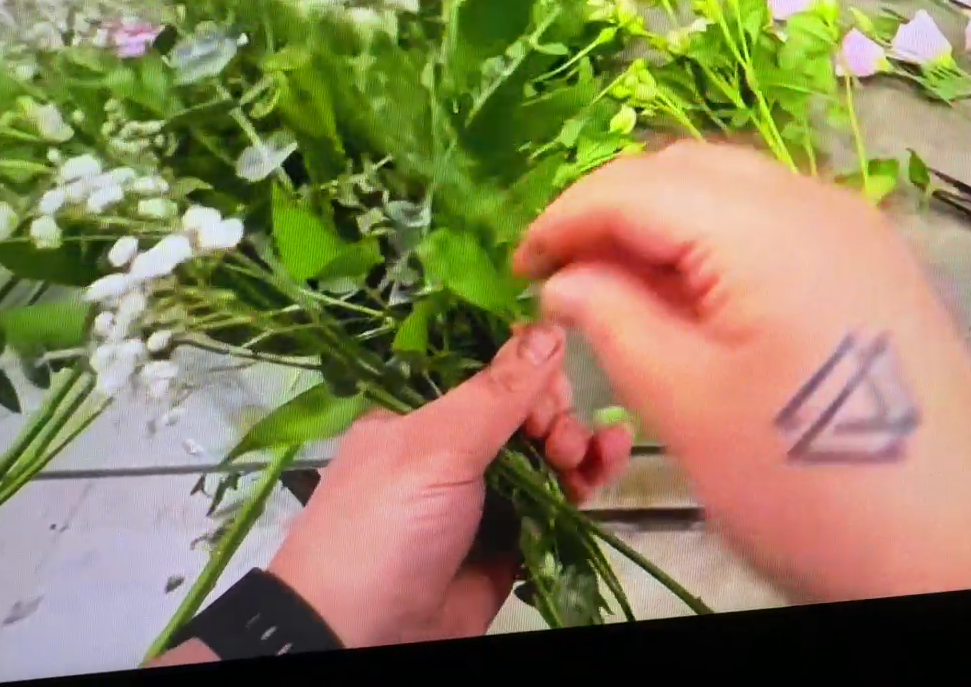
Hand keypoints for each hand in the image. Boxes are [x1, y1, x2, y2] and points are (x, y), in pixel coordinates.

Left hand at [264, 327, 631, 646]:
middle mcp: (458, 441)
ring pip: (550, 445)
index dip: (529, 368)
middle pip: (528, 403)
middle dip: (556, 411)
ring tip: (589, 457)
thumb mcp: (437, 448)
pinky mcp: (516, 529)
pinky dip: (588, 473)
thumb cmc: (386, 525)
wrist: (359, 646)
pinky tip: (611, 458)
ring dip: (579, 439)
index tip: (547, 389)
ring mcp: (489, 486)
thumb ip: (499, 391)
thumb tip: (550, 324)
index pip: (492, 366)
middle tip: (557, 439)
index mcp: (427, 408)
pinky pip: (560, 491)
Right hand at [516, 142, 970, 602]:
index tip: (520, 265)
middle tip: (564, 272)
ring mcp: (849, 223)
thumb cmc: (816, 485)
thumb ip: (614, 319)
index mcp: (765, 229)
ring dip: (659, 219)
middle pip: (681, 169)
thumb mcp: (688, 405)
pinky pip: (768, 216)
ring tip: (619, 282)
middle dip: (609, 209)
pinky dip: (711, 235)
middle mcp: (813, 202)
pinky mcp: (866, 254)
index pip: (636, 188)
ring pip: (726, 185)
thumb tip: (562, 279)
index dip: (564, 217)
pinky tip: (691, 290)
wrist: (964, 544)